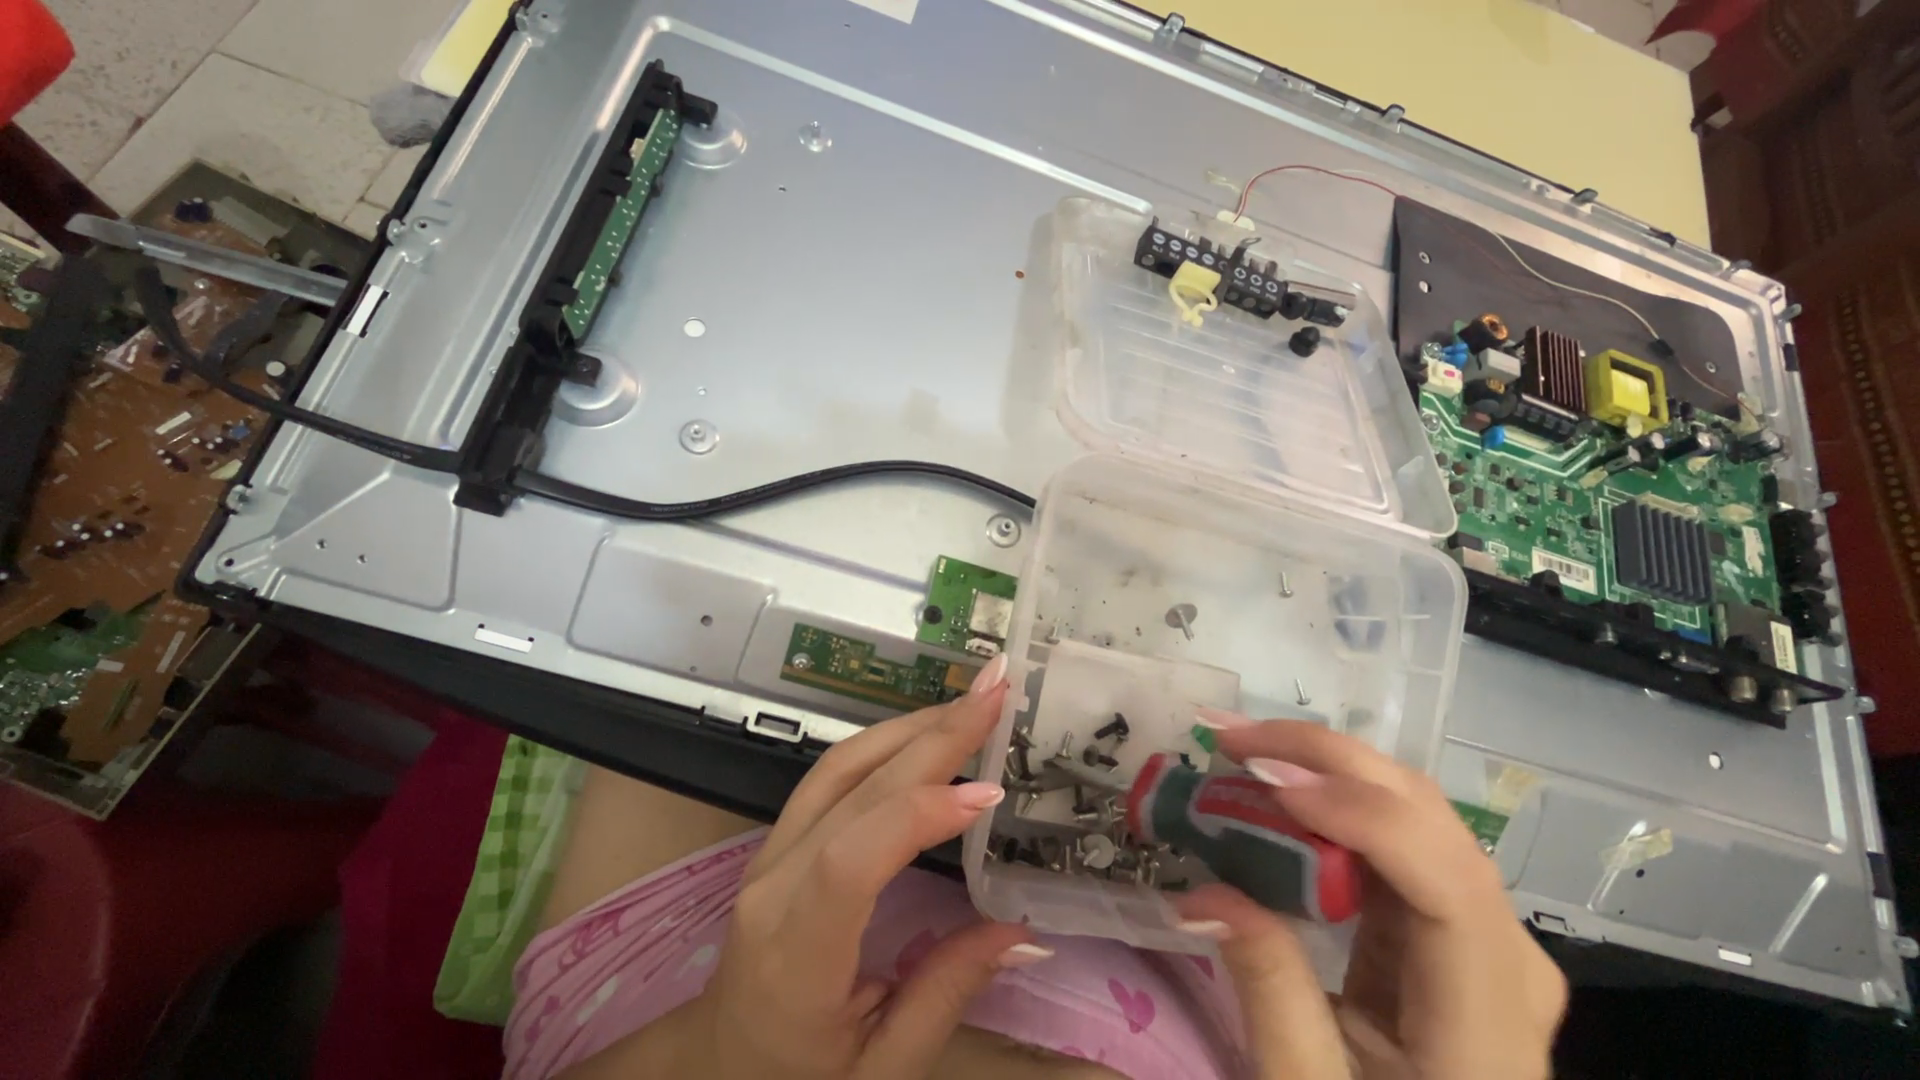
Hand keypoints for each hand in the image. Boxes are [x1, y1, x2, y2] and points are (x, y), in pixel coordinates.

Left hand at [641, 655, 1045, 1079]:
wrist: (717, 1065)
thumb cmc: (801, 1077)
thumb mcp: (882, 1067)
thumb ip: (947, 994)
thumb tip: (1024, 932)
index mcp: (795, 954)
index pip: (849, 861)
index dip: (916, 815)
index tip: (990, 791)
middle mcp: (773, 886)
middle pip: (850, 792)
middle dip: (931, 736)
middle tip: (997, 691)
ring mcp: (769, 854)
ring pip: (837, 767)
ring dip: (909, 726)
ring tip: (972, 700)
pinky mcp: (778, 841)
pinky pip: (830, 777)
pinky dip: (886, 744)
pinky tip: (927, 732)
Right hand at [1177, 713, 1566, 1079]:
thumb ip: (1268, 989)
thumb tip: (1197, 893)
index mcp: (1487, 1018)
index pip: (1449, 883)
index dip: (1364, 816)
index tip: (1269, 785)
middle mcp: (1507, 952)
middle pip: (1430, 822)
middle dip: (1328, 760)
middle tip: (1229, 739)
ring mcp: (1484, 928)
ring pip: (1412, 813)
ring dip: (1324, 768)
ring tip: (1240, 751)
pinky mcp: (1450, 917)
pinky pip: (1395, 839)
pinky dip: (1330, 802)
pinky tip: (1276, 789)